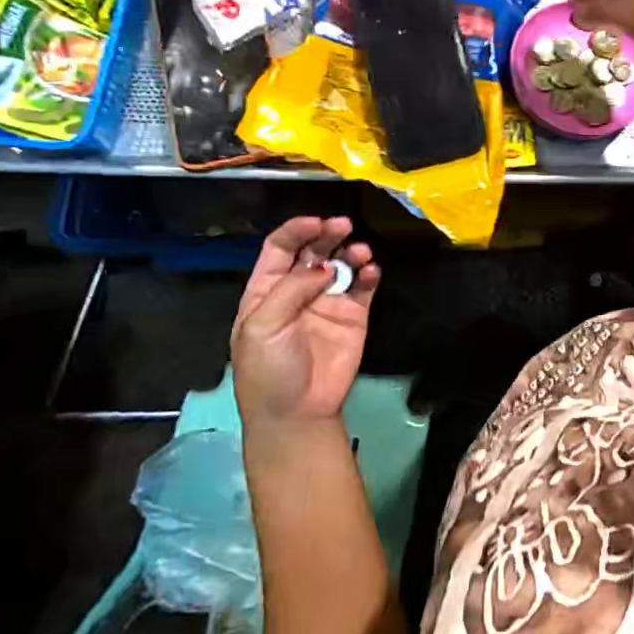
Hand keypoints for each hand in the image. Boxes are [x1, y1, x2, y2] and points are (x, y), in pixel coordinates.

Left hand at [232, 216, 380, 429]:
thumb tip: (326, 267)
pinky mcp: (354, 315)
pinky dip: (369, 275)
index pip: (280, 249)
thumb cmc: (268, 369)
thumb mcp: (262, 327)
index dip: (296, 231)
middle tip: (344, 225)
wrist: (297, 412)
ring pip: (342, 265)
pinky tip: (371, 272)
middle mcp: (298, 290)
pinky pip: (364, 287)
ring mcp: (328, 302)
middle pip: (314, 251)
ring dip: (351, 253)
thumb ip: (291, 290)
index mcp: (267, 290)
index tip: (317, 222)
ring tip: (361, 252)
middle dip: (328, 235)